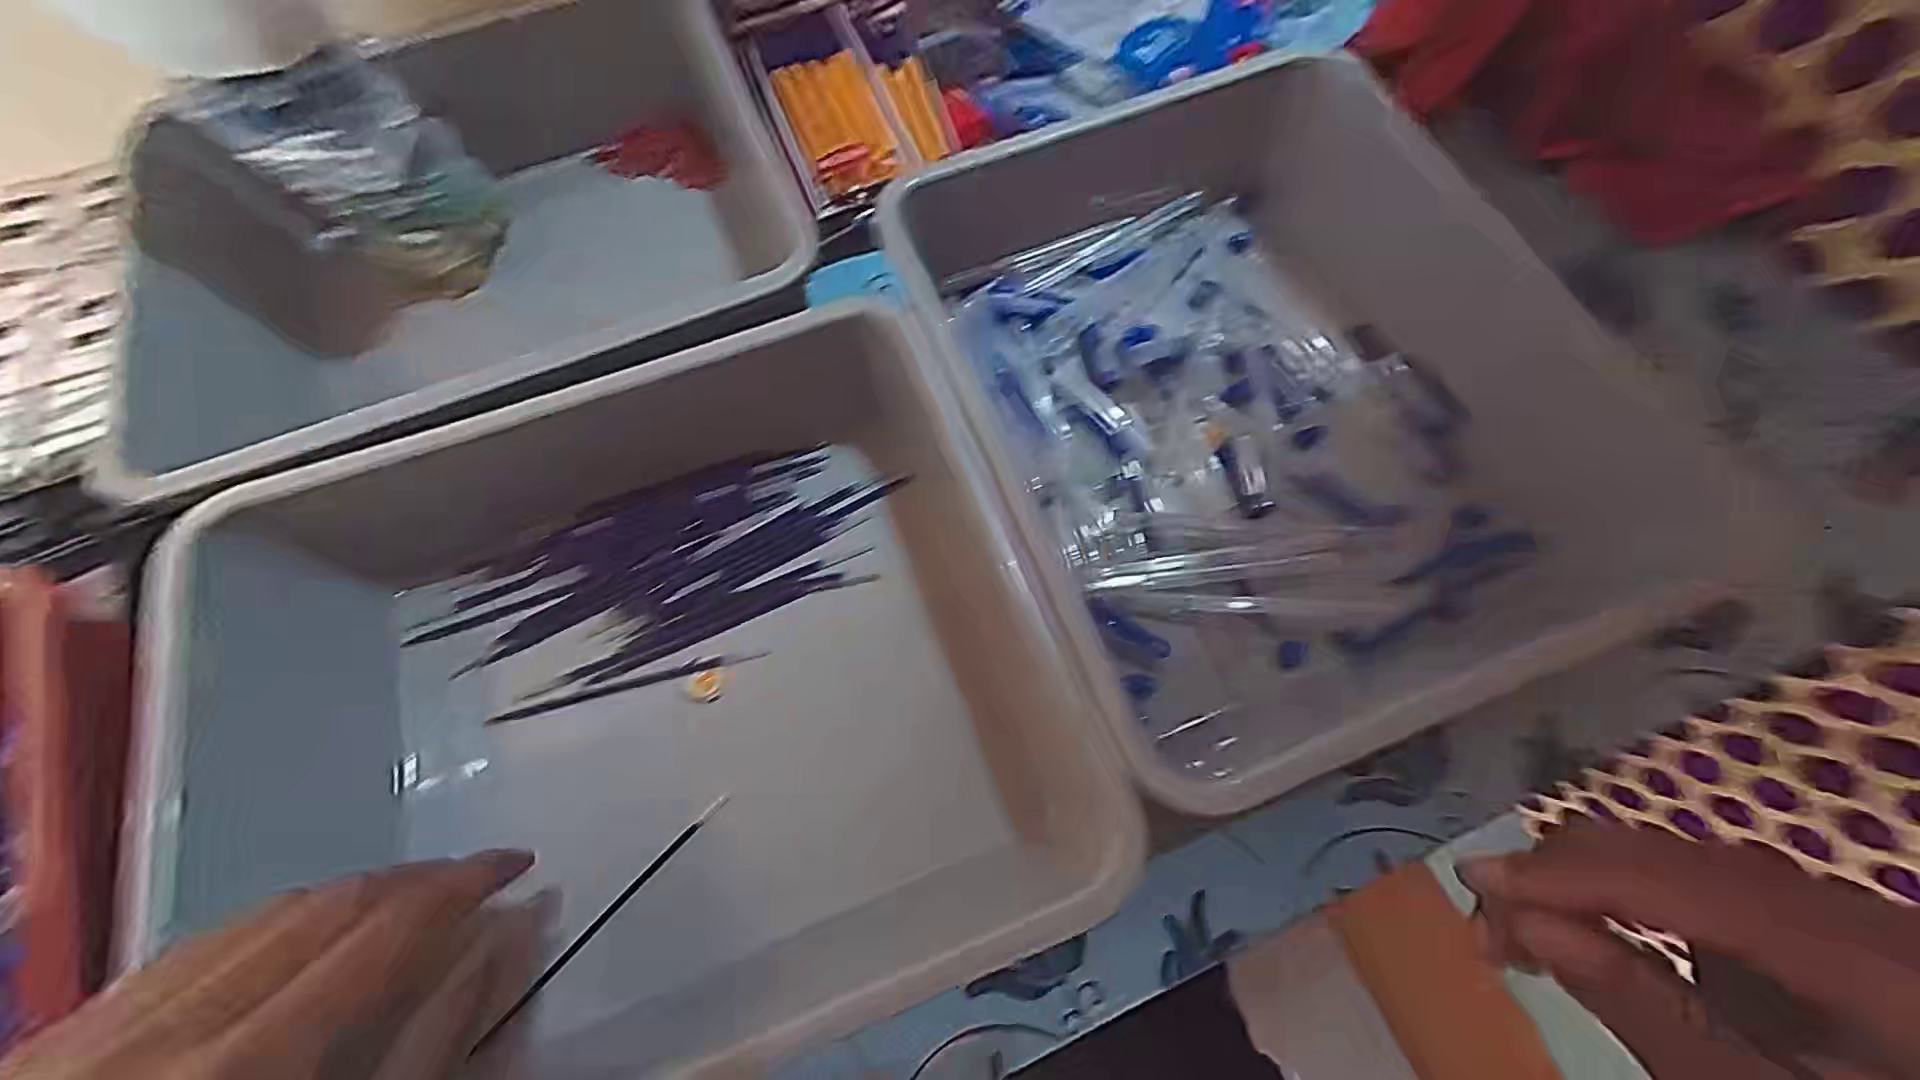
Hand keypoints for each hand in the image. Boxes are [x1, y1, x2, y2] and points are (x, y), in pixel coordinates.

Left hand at [0, 850, 546, 1079]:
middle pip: (330, 906)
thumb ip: (436, 1038)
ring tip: (401, 904)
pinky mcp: (42, 1053)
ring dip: (351, 897)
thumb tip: (505, 937)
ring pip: (260, 915)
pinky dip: (271, 928)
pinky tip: (299, 942)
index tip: (513, 863)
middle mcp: (157, 1041)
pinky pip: (188, 951)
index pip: (392, 924)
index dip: (468, 879)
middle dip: (418, 880)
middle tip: (470, 880)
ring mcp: (82, 1045)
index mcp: (247, 1072)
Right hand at [1463, 821, 1919, 1079]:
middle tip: (1489, 930)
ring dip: (1577, 884)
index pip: (1667, 878)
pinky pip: (1693, 882)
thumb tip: (1528, 924)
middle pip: (1658, 855)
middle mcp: (1840, 904)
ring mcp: (1830, 906)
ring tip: (1524, 933)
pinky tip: (1592, 932)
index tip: (1470, 879)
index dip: (1559, 871)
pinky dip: (1622, 896)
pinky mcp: (1810, 918)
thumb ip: (1653, 1014)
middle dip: (1554, 876)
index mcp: (1852, 952)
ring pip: (1666, 860)